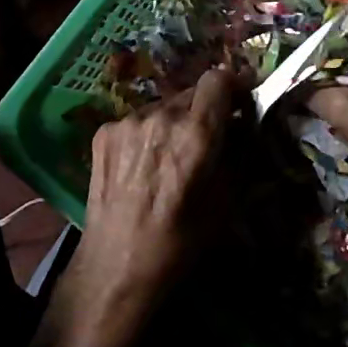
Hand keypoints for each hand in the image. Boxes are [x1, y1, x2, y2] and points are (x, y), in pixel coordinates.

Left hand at [65, 69, 235, 328]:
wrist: (116, 266)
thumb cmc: (179, 242)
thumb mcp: (225, 201)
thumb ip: (237, 154)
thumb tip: (244, 126)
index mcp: (196, 134)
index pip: (219, 79)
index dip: (233, 87)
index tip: (239, 102)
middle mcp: (160, 116)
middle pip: (191, 93)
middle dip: (205, 110)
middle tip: (207, 138)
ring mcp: (127, 121)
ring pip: (163, 106)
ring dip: (174, 121)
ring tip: (170, 157)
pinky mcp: (104, 131)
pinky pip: (137, 120)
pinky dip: (147, 133)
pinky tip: (142, 165)